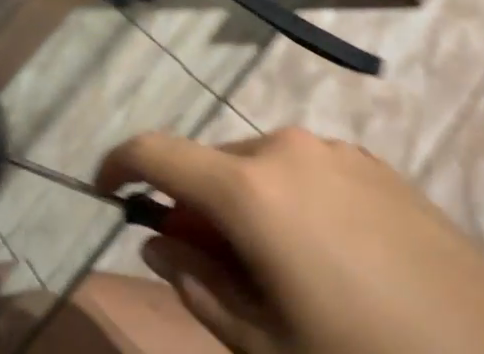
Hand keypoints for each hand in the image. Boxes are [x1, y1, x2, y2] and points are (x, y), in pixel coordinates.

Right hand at [97, 128, 483, 353]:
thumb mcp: (264, 343)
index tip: (105, 191)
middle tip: (205, 264)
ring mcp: (339, 152)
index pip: (156, 152)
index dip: (118, 165)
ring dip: (244, 203)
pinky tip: (325, 257)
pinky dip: (290, 200)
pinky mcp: (379, 166)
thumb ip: (198, 283)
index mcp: (251, 188)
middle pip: (213, 163)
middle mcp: (289, 148)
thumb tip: (161, 239)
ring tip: (273, 269)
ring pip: (261, 166)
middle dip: (193, 204)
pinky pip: (309, 170)